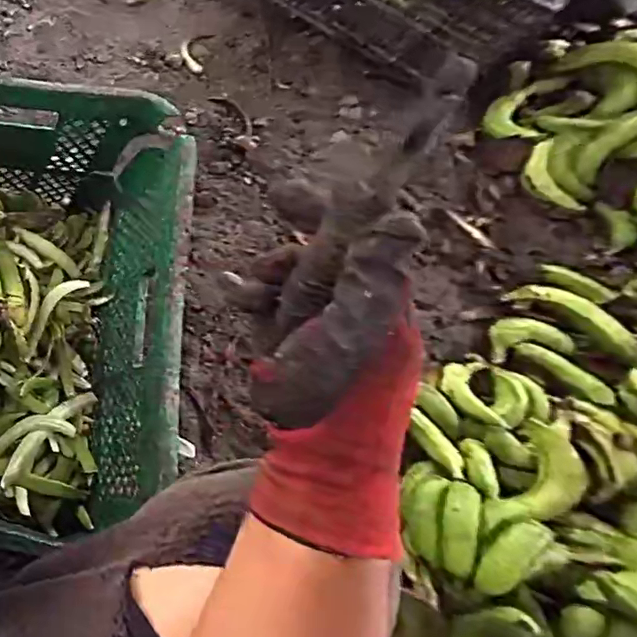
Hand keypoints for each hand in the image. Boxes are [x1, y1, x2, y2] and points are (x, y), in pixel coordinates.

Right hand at [232, 180, 425, 558]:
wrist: (312, 447)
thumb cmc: (344, 391)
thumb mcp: (360, 328)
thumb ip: (373, 274)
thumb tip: (402, 217)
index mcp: (379, 296)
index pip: (361, 235)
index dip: (338, 207)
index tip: (300, 190)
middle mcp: (350, 302)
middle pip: (320, 250)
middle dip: (298, 236)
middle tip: (280, 210)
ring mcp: (315, 319)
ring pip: (287, 276)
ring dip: (268, 277)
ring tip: (255, 297)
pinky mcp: (285, 335)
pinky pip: (265, 302)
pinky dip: (250, 296)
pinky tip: (235, 294)